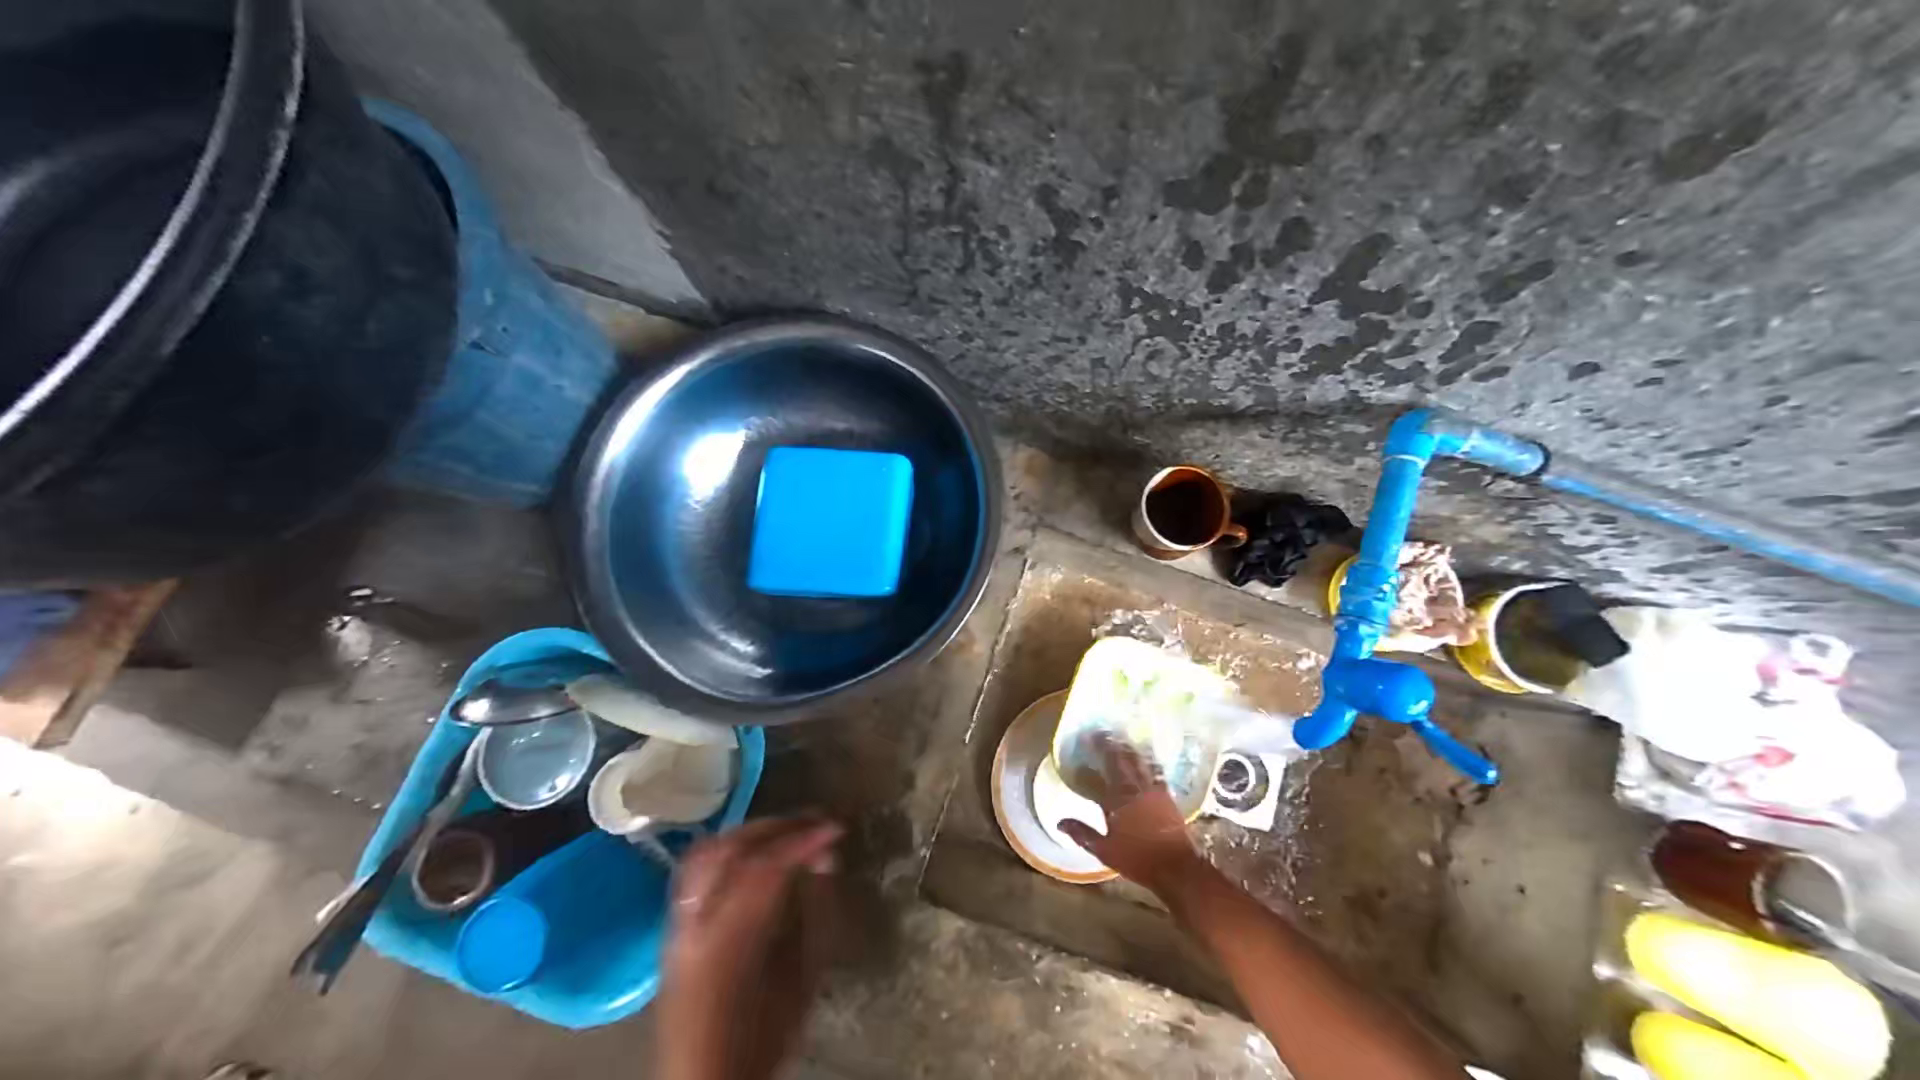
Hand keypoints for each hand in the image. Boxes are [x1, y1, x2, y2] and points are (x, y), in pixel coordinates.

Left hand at [658, 817, 842, 1079]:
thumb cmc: (763, 1037)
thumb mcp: (801, 980)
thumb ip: (814, 914)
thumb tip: (825, 859)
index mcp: (728, 942)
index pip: (765, 868)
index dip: (803, 839)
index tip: (835, 827)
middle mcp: (694, 923)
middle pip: (730, 850)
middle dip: (777, 826)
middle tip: (815, 820)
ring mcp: (677, 923)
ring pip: (707, 852)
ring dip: (749, 831)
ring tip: (785, 828)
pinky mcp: (673, 926)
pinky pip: (695, 868)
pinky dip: (726, 847)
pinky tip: (750, 848)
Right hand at [1056, 733, 1204, 895]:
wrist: (1177, 867)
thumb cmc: (1138, 859)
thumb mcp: (1105, 850)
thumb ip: (1082, 833)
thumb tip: (1060, 822)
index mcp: (1117, 799)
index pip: (1101, 769)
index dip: (1094, 752)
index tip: (1086, 740)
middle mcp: (1135, 788)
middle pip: (1122, 759)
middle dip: (1111, 745)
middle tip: (1103, 733)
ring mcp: (1154, 790)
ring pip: (1140, 762)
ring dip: (1130, 750)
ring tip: (1123, 740)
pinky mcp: (1167, 796)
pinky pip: (1156, 771)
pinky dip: (1149, 762)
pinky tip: (1147, 759)